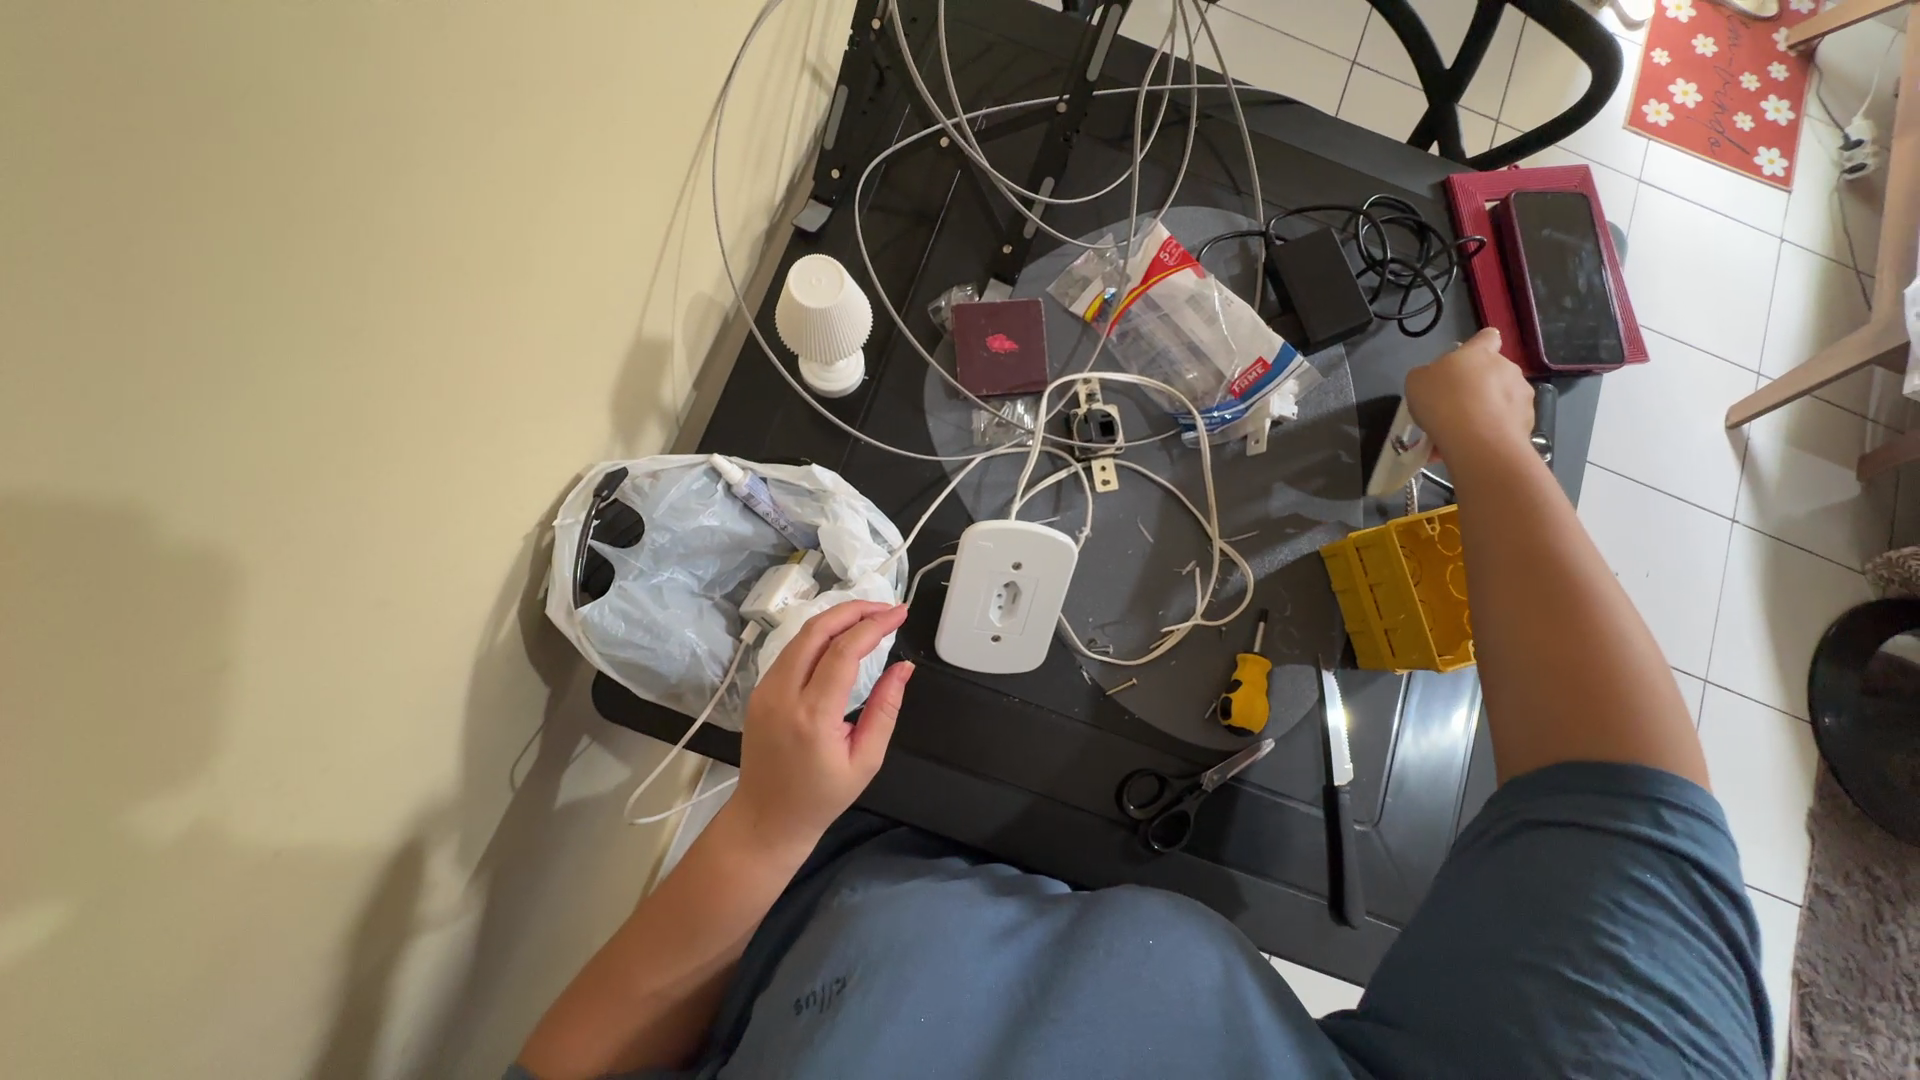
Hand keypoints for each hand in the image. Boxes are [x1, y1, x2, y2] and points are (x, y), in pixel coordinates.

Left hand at [733, 600, 913, 851]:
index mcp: (812, 716)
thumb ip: (886, 709)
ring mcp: (765, 691)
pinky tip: (841, 638)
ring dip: (836, 620)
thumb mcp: (866, 760)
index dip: (874, 625)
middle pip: (816, 631)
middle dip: (854, 610)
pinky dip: (819, 636)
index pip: (844, 651)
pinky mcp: (759, 692)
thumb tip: (904, 667)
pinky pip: (791, 652)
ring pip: (800, 636)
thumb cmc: (821, 798)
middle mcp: (782, 695)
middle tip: (886, 608)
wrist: (765, 819)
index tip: (900, 614)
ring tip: (869, 618)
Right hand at [1403, 328, 1535, 470]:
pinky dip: (1490, 432)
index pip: (1487, 337)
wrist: (1476, 439)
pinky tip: (1471, 445)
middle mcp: (1507, 368)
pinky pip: (1505, 423)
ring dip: (1485, 411)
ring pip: (1501, 399)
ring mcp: (1522, 395)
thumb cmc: (1442, 401)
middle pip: (1493, 372)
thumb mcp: (1416, 382)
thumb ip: (1427, 375)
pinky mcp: (1528, 421)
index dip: (1478, 346)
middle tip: (1453, 407)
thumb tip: (1434, 379)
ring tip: (1461, 433)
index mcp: (1479, 353)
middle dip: (1477, 387)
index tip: (1466, 362)